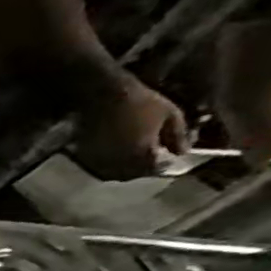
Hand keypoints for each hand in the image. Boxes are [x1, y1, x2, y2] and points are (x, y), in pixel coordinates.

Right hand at [75, 79, 189, 180]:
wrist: (103, 97)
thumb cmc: (140, 103)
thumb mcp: (170, 114)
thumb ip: (178, 136)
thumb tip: (183, 152)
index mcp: (141, 155)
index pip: (157, 168)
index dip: (167, 162)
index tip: (173, 155)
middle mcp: (119, 164)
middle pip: (135, 174)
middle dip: (146, 167)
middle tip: (153, 158)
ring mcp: (100, 163)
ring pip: (116, 173)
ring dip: (127, 169)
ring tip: (134, 159)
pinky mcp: (87, 159)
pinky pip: (102, 168)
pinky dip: (112, 166)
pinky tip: (117, 157)